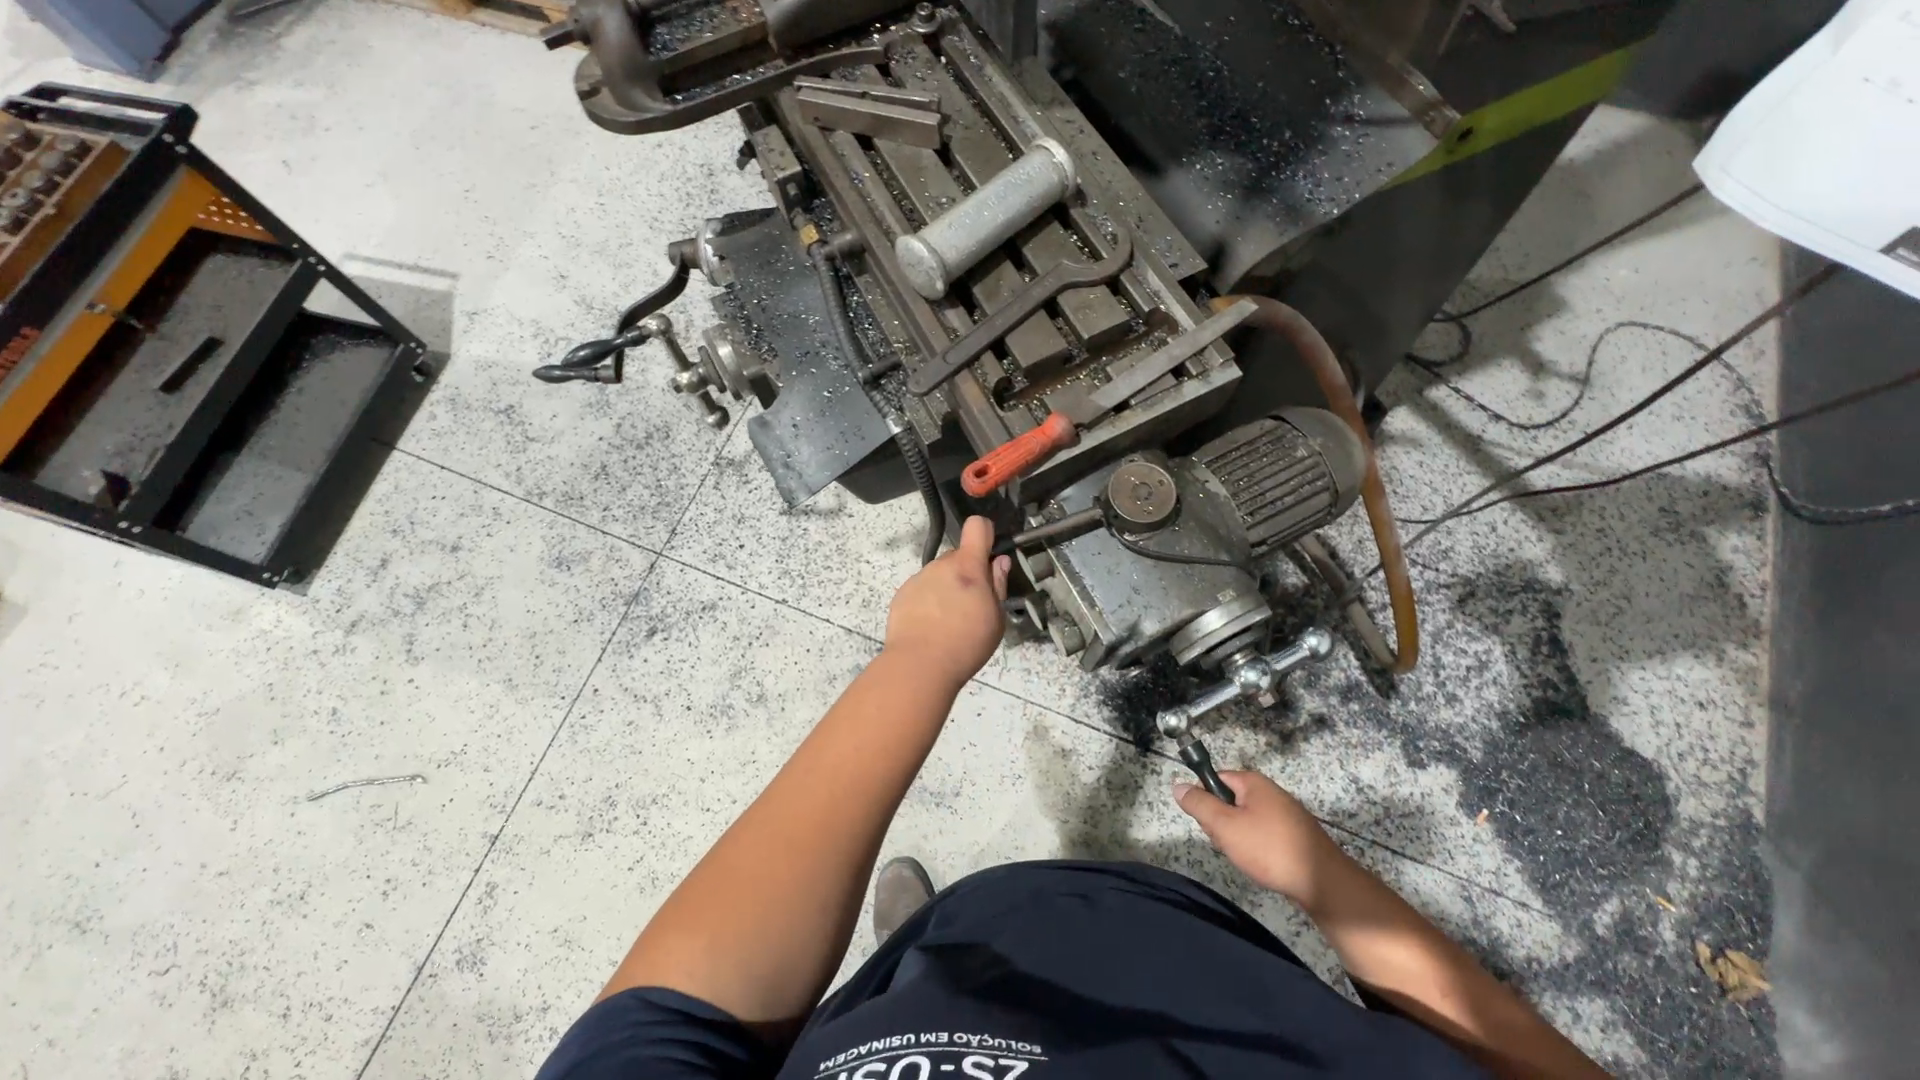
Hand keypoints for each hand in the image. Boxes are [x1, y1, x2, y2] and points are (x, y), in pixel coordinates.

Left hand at [883, 517, 1012, 691]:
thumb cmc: (966, 643)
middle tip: (971, 604)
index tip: (989, 553)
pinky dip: (928, 602)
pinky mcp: (901, 595)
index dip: (985, 533)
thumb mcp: (996, 618)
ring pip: (938, 575)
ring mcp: (918, 579)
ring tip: (949, 622)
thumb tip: (999, 562)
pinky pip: (921, 590)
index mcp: (967, 567)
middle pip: (957, 557)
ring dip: (946, 589)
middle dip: (966, 573)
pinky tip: (930, 627)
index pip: (977, 527)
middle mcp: (940, 565)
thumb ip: (997, 585)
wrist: (919, 665)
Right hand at [1175, 771, 1350, 911]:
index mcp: (1253, 783)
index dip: (1205, 800)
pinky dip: (1257, 848)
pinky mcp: (1294, 835)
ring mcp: (1284, 814)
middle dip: (1222, 824)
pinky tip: (1261, 865)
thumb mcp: (1225, 826)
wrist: (1321, 881)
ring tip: (1247, 858)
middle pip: (1229, 800)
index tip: (1209, 824)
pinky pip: (1263, 835)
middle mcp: (1270, 792)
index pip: (1215, 779)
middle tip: (1228, 843)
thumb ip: (1199, 804)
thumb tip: (1178, 785)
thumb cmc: (1268, 848)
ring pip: (1245, 821)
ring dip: (1238, 839)